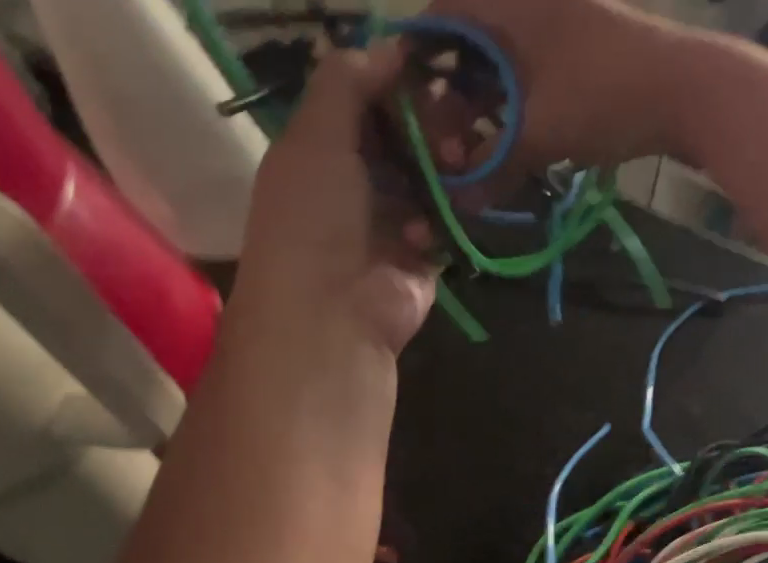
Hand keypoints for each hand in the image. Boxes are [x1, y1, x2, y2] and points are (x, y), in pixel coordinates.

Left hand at [225, 45, 437, 363]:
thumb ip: (347, 84)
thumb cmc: (314, 219)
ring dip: (443, 174)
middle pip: (406, 138)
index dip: (397, 84)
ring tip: (453, 171)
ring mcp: (391, 219)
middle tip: (453, 130)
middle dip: (430, 130)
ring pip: (432, 178)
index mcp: (320, 146)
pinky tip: (429, 228)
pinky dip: (444, 220)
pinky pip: (446, 221)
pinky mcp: (423, 254)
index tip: (432, 74)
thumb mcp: (317, 137)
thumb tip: (388, 45)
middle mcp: (356, 179)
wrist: (334, 312)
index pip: (366, 100)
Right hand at [416, 0, 702, 171]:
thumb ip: (492, 167)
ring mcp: (568, 20)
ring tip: (484, 153)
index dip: (417, 64)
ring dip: (493, 107)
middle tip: (450, 145)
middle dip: (457, 98)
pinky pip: (543, 70)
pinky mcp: (594, 47)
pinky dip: (528, 103)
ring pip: (511, 62)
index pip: (438, 18)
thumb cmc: (604, 98)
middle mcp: (531, 1)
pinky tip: (525, 142)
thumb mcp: (540, 135)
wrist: (695, 90)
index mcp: (506, 1)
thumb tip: (458, 205)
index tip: (411, 110)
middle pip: (473, 44)